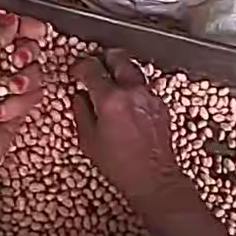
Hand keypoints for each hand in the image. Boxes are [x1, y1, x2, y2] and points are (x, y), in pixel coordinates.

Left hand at [0, 10, 46, 181]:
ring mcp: (6, 89)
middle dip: (26, 53)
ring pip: (34, 72)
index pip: (5, 29)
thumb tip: (10, 19)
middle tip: (17, 61)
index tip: (37, 29)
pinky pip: (35, 96)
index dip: (22, 26)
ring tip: (7, 91)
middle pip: (25, 48)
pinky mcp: (18, 109)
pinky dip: (20, 103)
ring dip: (23, 81)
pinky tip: (2, 113)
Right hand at [71, 49, 192, 208]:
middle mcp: (133, 92)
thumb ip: (81, 111)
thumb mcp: (89, 140)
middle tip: (94, 68)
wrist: (153, 178)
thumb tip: (79, 96)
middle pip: (117, 57)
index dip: (79, 66)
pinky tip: (127, 102)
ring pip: (134, 70)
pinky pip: (144, 87)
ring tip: (110, 83)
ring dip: (120, 71)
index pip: (91, 68)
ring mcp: (150, 96)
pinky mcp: (161, 104)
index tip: (75, 72)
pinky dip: (133, 88)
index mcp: (110, 99)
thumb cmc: (119, 164)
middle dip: (103, 59)